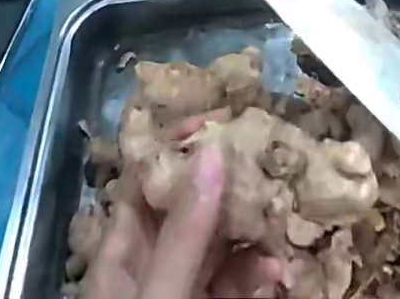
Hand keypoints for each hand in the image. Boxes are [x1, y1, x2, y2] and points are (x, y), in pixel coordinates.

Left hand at [86, 146, 285, 298]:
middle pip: (189, 204)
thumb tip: (212, 148)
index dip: (174, 143)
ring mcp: (181, 288)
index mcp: (121, 250)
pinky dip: (257, 271)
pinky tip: (277, 271)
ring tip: (278, 217)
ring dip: (250, 229)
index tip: (215, 118)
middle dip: (225, 182)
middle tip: (262, 158)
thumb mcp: (159, 292)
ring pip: (218, 242)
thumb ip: (184, 230)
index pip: (144, 176)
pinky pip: (235, 280)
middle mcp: (151, 263)